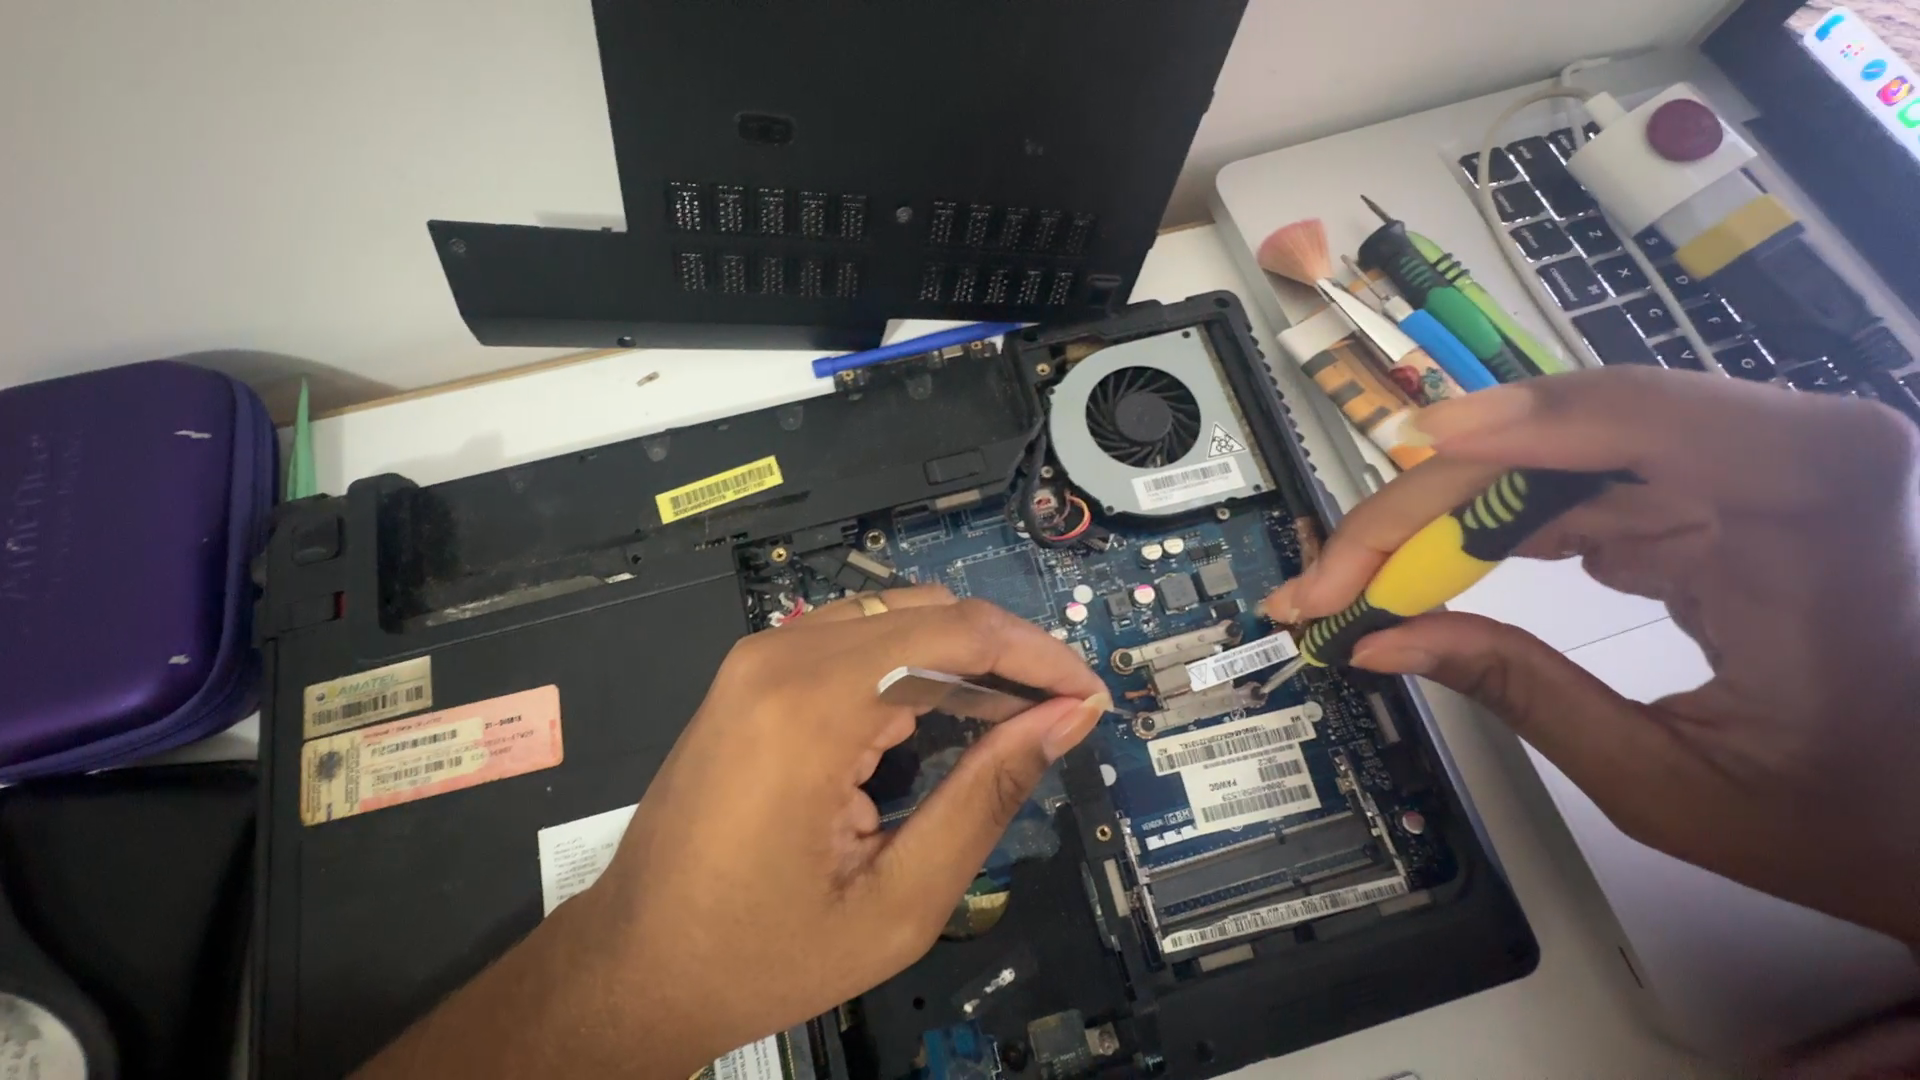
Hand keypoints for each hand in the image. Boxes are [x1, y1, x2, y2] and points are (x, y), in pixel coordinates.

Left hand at [582, 586, 1107, 1076]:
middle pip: (930, 613)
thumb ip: (989, 794)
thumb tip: (1064, 719)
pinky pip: (859, 640)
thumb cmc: (762, 952)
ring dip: (966, 658)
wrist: (636, 964)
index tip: (1089, 696)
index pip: (957, 633)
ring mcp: (762, 656)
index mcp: (811, 704)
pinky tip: (949, 712)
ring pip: (897, 617)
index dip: (1038, 656)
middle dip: (1009, 655)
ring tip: (1018, 716)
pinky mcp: (757, 671)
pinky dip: (917, 665)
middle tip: (1061, 712)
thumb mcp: (900, 899)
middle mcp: (782, 654)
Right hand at [1265, 368, 1919, 945]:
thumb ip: (1517, 691)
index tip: (1407, 444)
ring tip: (1352, 582)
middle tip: (1328, 579)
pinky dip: (1478, 534)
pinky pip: (1560, 495)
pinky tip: (1419, 575)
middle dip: (1424, 510)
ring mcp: (1731, 479)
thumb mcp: (1668, 781)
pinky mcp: (1696, 503)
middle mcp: (1776, 466)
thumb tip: (1375, 640)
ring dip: (1433, 523)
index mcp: (1816, 514)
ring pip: (1539, 466)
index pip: (1640, 421)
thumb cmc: (1856, 824)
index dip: (1514, 420)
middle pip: (1553, 447)